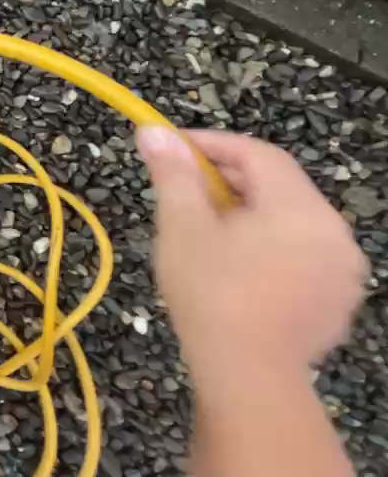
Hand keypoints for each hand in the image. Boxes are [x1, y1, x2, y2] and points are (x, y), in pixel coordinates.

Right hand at [137, 126, 366, 377]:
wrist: (247, 365)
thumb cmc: (209, 286)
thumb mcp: (181, 223)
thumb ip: (173, 173)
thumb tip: (154, 131)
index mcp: (302, 211)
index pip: (260, 154)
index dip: (211, 143)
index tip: (166, 147)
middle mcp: (335, 234)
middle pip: (278, 186)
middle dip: (224, 178)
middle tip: (175, 188)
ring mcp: (343, 270)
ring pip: (288, 219)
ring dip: (242, 210)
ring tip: (197, 226)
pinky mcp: (337, 296)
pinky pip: (298, 250)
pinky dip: (263, 241)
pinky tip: (228, 262)